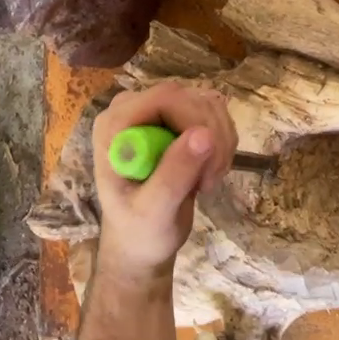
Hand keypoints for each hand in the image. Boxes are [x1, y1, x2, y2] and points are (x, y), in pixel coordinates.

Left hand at [90, 82, 237, 282]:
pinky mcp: (178, 119)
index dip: (194, 121)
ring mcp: (157, 112)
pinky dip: (223, 141)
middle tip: (211, 179)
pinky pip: (214, 113)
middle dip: (212, 136)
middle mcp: (134, 109)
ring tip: (209, 180)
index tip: (207, 163)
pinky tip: (211, 170)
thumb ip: (174, 173)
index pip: (166, 97)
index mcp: (115, 124)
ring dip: (221, 141)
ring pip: (208, 103)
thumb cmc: (139, 231)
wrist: (143, 242)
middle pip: (191, 98)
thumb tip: (204, 134)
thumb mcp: (153, 211)